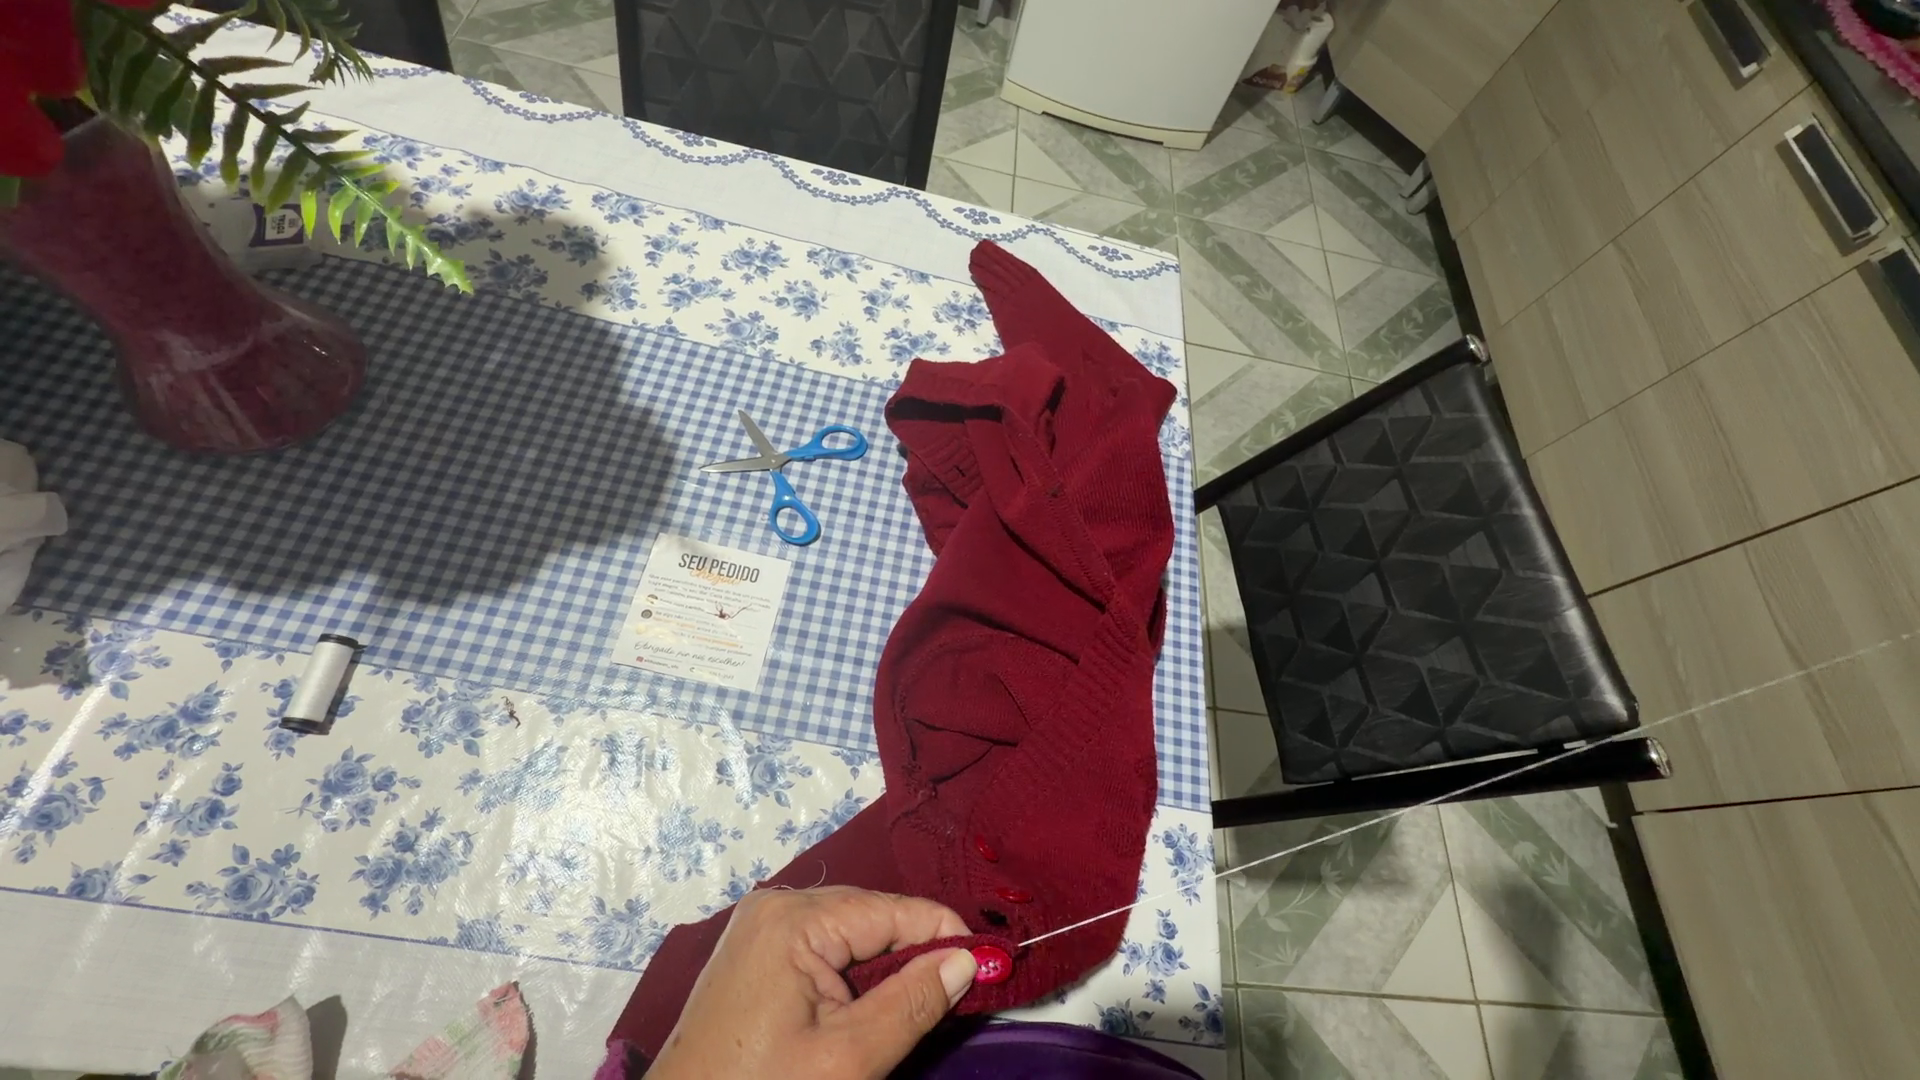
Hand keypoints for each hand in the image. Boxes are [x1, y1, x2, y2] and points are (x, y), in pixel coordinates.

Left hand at [646, 886, 979, 1079]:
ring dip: (886, 965)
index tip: (992, 962)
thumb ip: (912, 1003)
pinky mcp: (754, 949)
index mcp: (793, 918)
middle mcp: (775, 904)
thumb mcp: (847, 1059)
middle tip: (959, 992)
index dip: (945, 934)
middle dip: (915, 952)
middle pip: (870, 917)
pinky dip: (853, 971)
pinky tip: (870, 1003)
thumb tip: (968, 959)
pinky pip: (822, 945)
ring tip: (920, 1000)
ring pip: (849, 931)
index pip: (891, 910)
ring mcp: (760, 925)